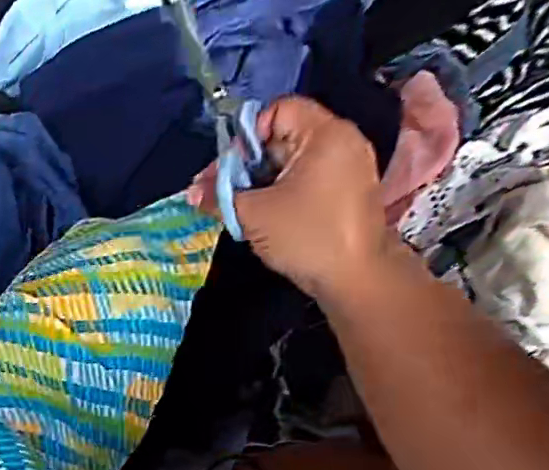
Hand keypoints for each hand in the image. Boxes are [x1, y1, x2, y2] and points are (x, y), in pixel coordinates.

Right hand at [188, 96, 390, 300]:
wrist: (355, 279)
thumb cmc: (306, 237)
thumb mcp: (255, 215)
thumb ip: (222, 197)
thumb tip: (193, 191)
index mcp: (324, 133)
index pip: (278, 110)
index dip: (249, 137)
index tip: (234, 171)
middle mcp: (343, 142)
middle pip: (285, 138)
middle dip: (253, 166)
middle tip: (231, 196)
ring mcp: (350, 169)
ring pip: (295, 164)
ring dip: (266, 185)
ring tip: (248, 213)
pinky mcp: (349, 195)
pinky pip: (310, 183)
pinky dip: (287, 196)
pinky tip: (271, 221)